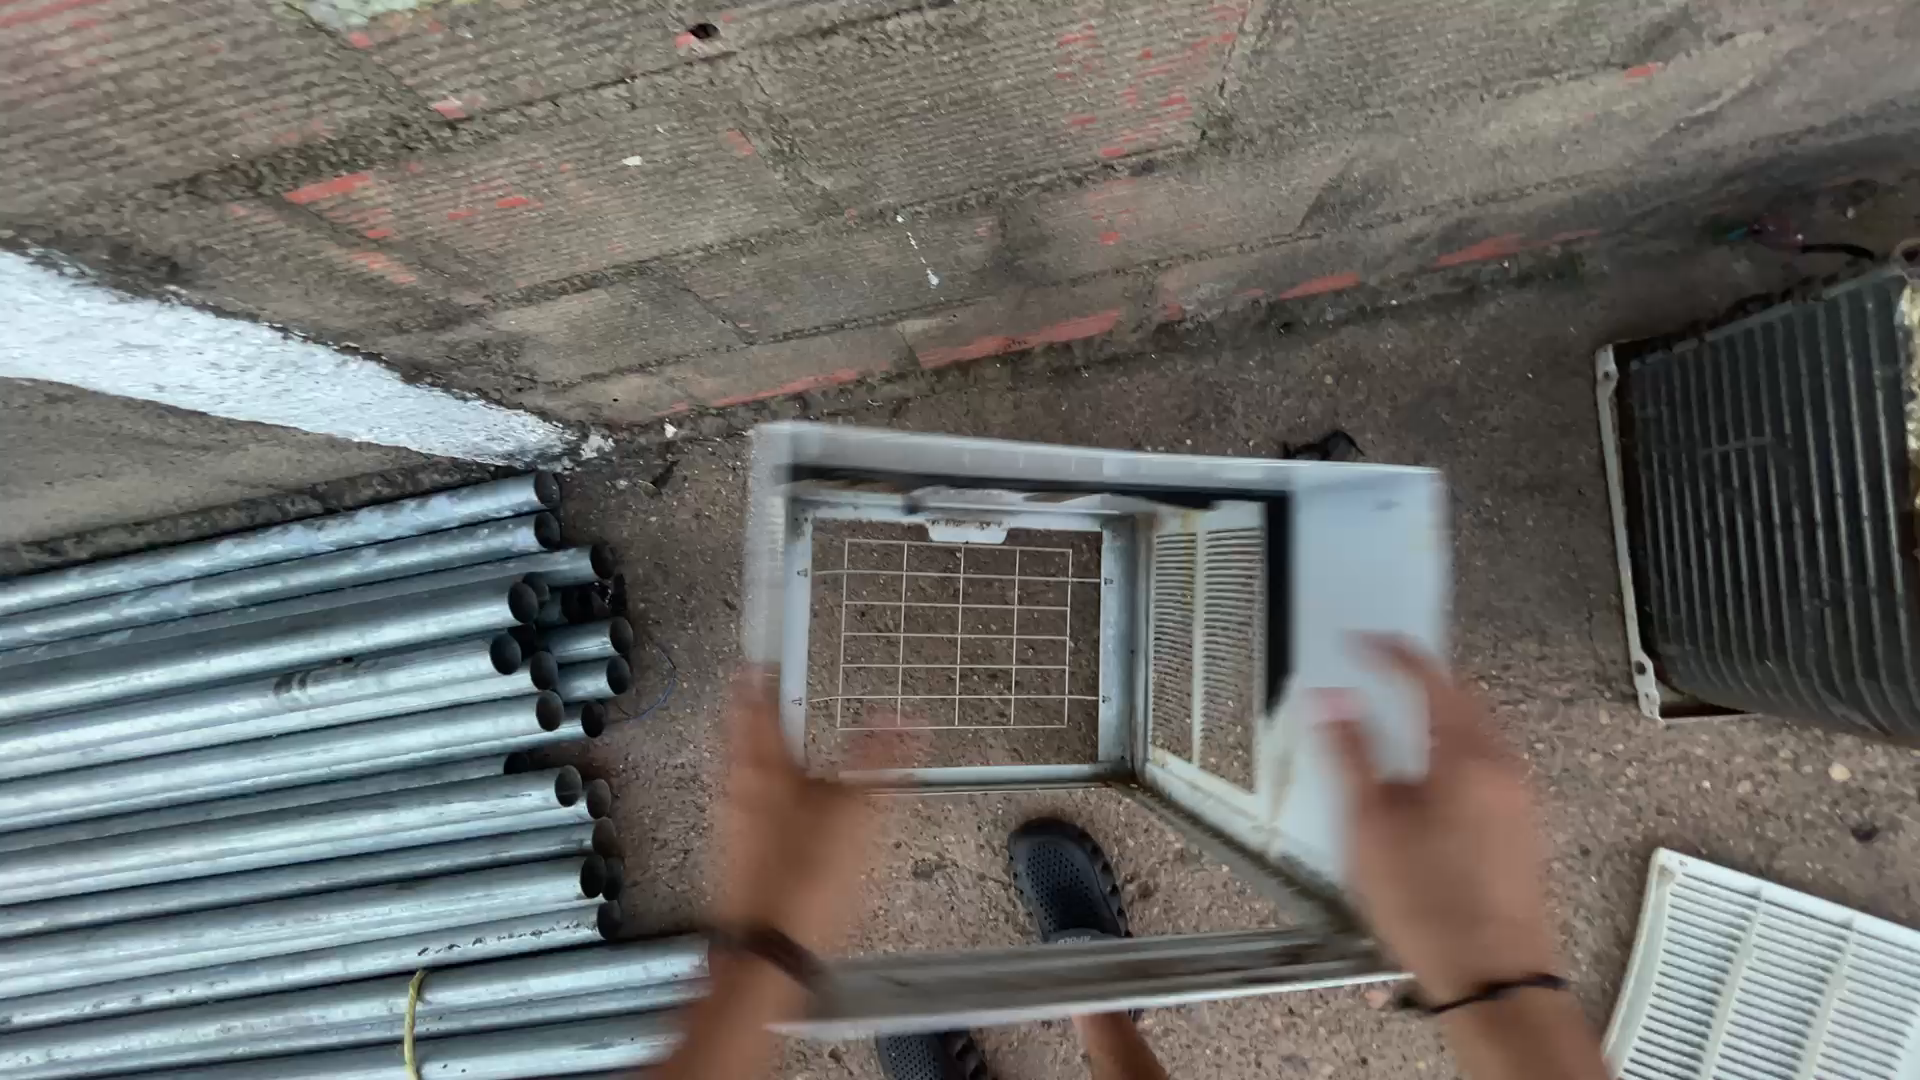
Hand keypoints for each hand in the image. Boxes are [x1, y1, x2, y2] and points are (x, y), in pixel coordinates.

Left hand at [712, 668, 879, 953]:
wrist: (767, 954)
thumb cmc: (806, 876)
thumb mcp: (856, 810)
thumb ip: (881, 758)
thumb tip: (905, 715)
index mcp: (765, 767)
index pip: (754, 704)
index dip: (756, 676)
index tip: (759, 657)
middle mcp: (740, 788)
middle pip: (738, 732)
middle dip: (748, 706)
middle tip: (756, 685)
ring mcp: (733, 822)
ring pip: (738, 766)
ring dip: (751, 742)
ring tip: (766, 731)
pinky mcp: (736, 851)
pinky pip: (742, 798)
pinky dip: (755, 779)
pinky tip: (773, 796)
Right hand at [1318, 637, 1560, 1002]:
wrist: (1492, 978)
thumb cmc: (1432, 906)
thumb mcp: (1367, 820)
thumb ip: (1348, 750)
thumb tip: (1330, 700)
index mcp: (1465, 757)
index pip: (1428, 676)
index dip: (1388, 650)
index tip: (1361, 641)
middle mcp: (1501, 769)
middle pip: (1462, 695)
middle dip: (1416, 673)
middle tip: (1378, 664)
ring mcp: (1517, 798)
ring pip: (1477, 726)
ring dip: (1435, 706)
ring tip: (1394, 706)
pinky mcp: (1519, 824)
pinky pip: (1486, 757)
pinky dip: (1451, 739)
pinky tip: (1424, 763)